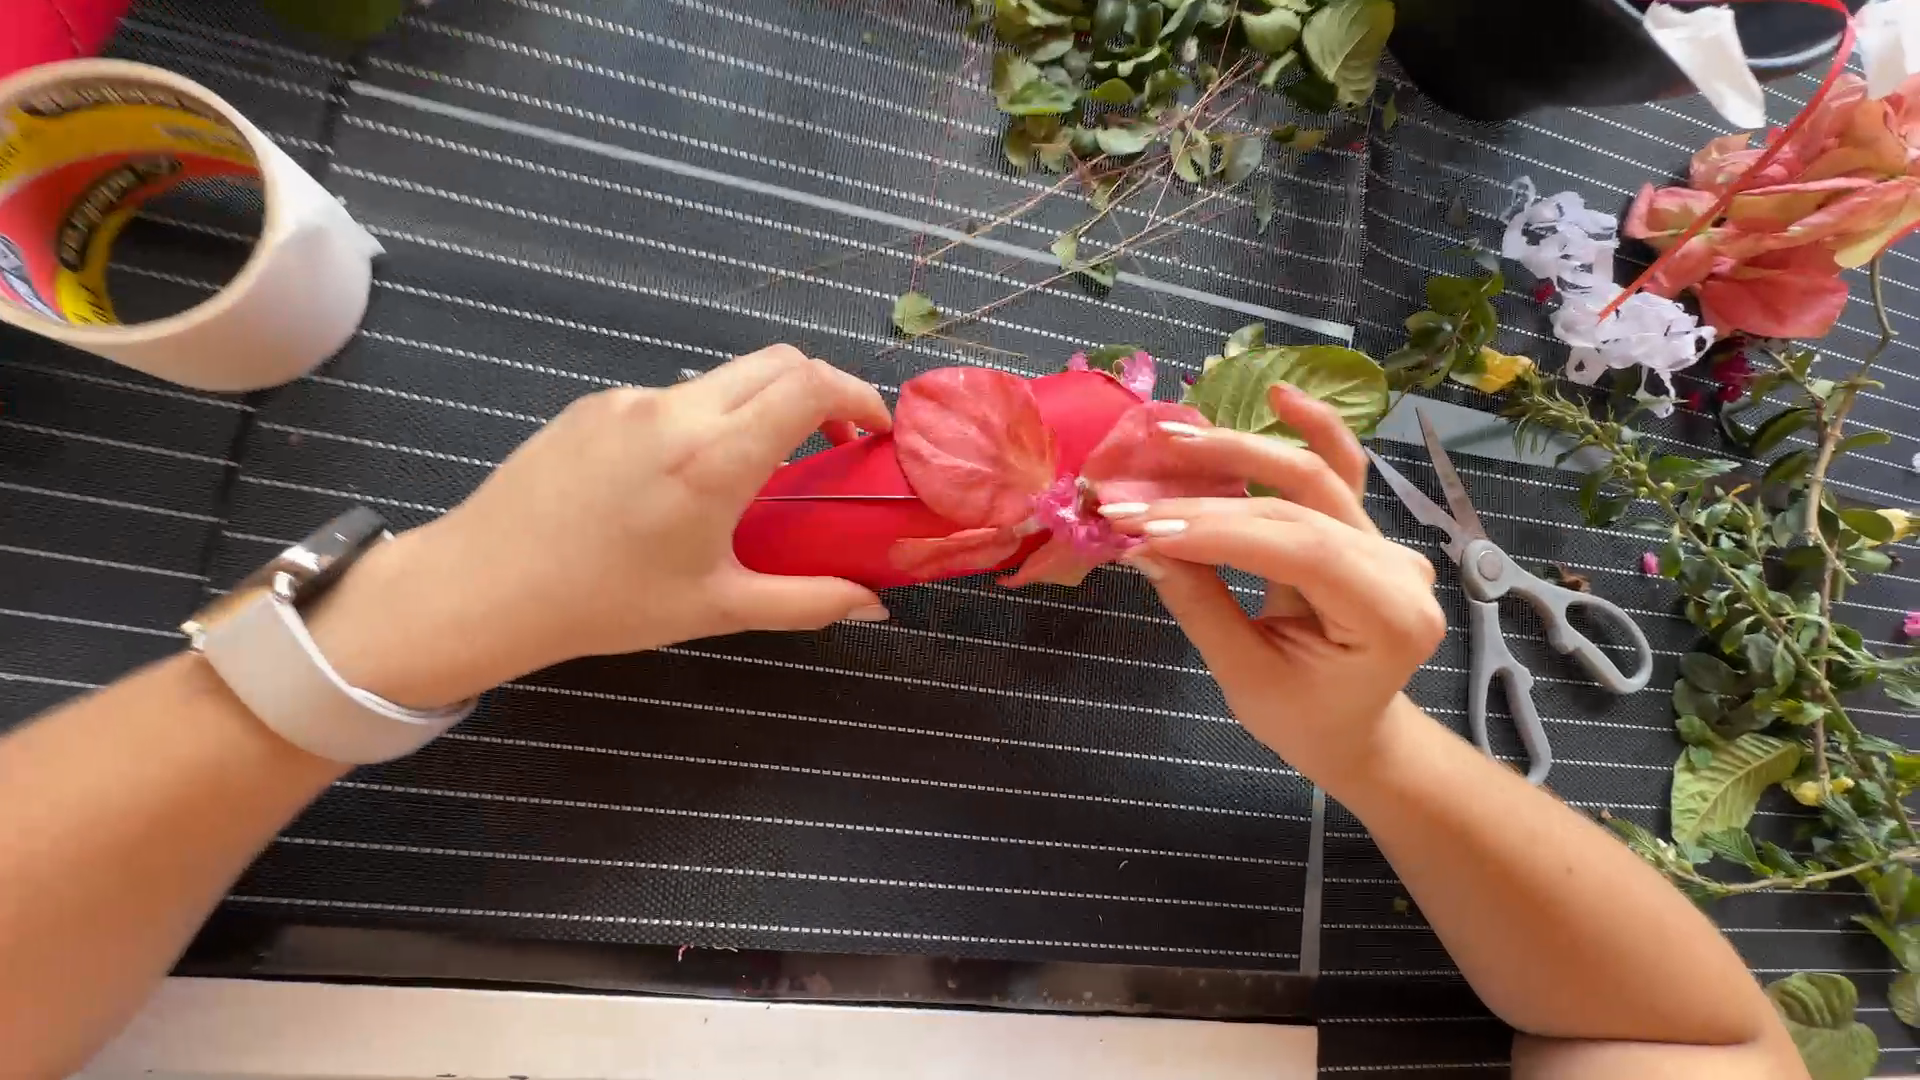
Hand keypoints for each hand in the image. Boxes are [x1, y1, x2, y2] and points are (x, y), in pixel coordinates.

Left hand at [306, 345, 893, 707]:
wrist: (480, 587)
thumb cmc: (608, 603)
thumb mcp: (718, 607)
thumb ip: (807, 601)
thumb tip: (874, 602)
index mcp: (714, 458)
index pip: (810, 385)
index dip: (859, 395)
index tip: (875, 431)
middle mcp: (677, 410)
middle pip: (779, 362)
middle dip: (823, 392)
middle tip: (834, 445)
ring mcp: (631, 398)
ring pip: (726, 378)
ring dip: (763, 408)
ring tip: (756, 473)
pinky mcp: (597, 402)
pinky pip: (675, 397)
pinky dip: (709, 420)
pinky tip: (681, 478)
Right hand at [1110, 385, 1445, 783]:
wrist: (1352, 728)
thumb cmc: (1302, 719)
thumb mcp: (1245, 675)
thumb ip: (1199, 604)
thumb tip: (1141, 545)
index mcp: (1389, 618)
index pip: (1298, 551)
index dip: (1217, 531)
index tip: (1143, 526)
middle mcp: (1399, 567)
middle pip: (1300, 506)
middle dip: (1208, 499)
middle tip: (1133, 495)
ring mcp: (1386, 542)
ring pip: (1314, 476)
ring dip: (1240, 451)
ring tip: (1175, 436)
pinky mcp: (1364, 529)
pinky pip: (1341, 469)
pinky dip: (1311, 429)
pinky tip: (1278, 396)